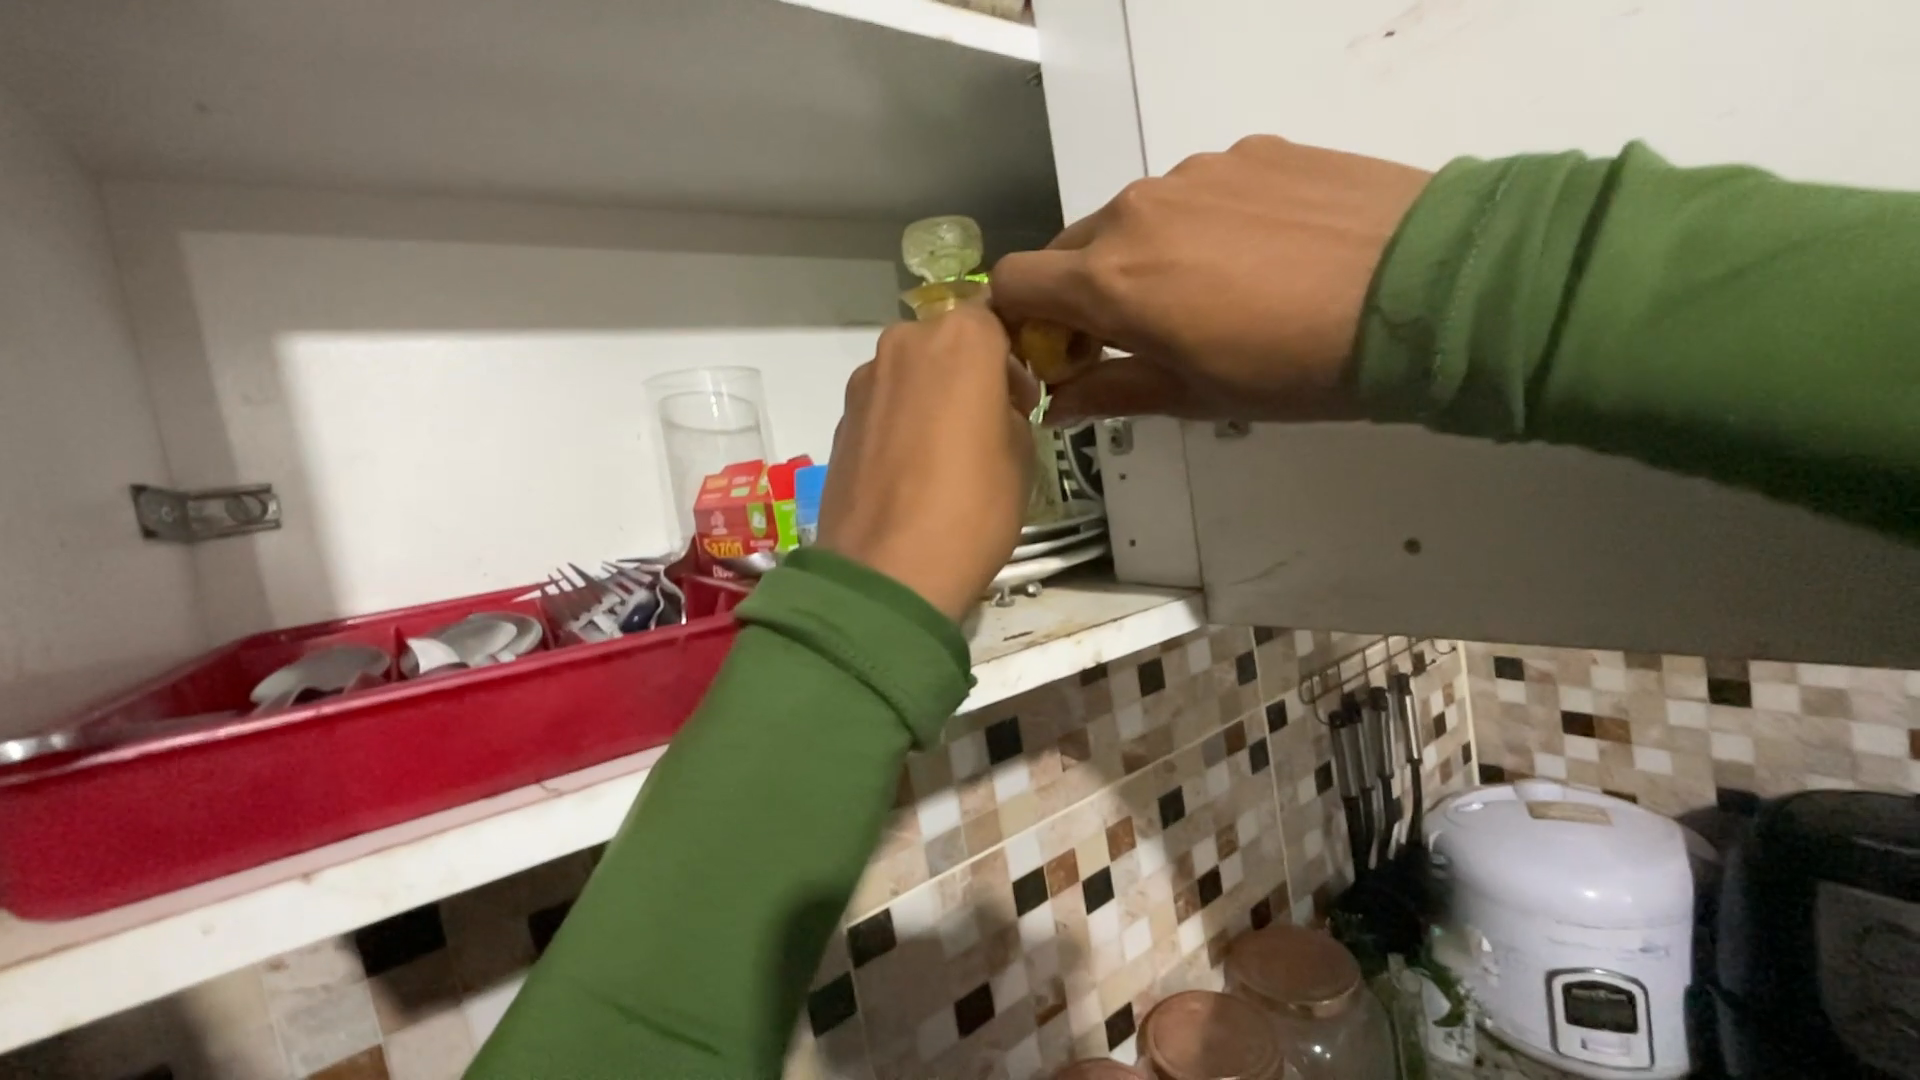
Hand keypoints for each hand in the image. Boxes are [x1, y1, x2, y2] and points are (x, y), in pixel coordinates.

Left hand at [818, 304, 1039, 621]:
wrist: (888, 572)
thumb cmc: (973, 508)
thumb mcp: (1023, 456)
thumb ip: (1010, 411)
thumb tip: (992, 407)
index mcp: (960, 339)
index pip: (996, 320)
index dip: (1013, 357)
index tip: (1022, 400)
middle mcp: (904, 343)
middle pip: (946, 343)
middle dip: (969, 373)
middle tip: (986, 424)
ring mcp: (864, 381)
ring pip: (911, 373)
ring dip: (932, 397)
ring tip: (945, 453)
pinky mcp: (840, 420)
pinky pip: (884, 405)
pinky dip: (901, 422)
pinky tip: (911, 471)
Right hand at [990, 136, 1431, 422]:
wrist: (1425, 292)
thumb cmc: (1294, 367)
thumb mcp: (1192, 396)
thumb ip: (1109, 393)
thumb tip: (1058, 404)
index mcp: (1110, 278)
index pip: (1013, 282)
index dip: (1019, 321)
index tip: (1058, 352)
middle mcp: (1136, 211)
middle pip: (1070, 248)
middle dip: (1080, 292)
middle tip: (1133, 334)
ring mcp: (1195, 172)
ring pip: (1133, 218)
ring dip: (1140, 257)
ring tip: (1210, 294)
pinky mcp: (1250, 150)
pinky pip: (1194, 192)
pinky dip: (1197, 226)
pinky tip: (1258, 257)